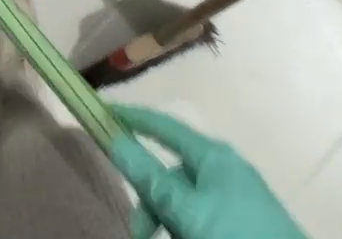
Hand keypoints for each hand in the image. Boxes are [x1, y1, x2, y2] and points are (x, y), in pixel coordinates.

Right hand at [109, 105, 304, 238]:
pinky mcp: (240, 232)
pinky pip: (198, 226)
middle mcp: (222, 175)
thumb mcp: (188, 212)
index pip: (163, 126)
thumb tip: (115, 139)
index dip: (131, 118)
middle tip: (139, 235)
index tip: (101, 114)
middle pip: (169, 177)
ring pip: (181, 208)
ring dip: (165, 225)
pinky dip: (184, 233)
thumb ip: (150, 179)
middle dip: (149, 204)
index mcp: (213, 158)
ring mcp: (234, 206)